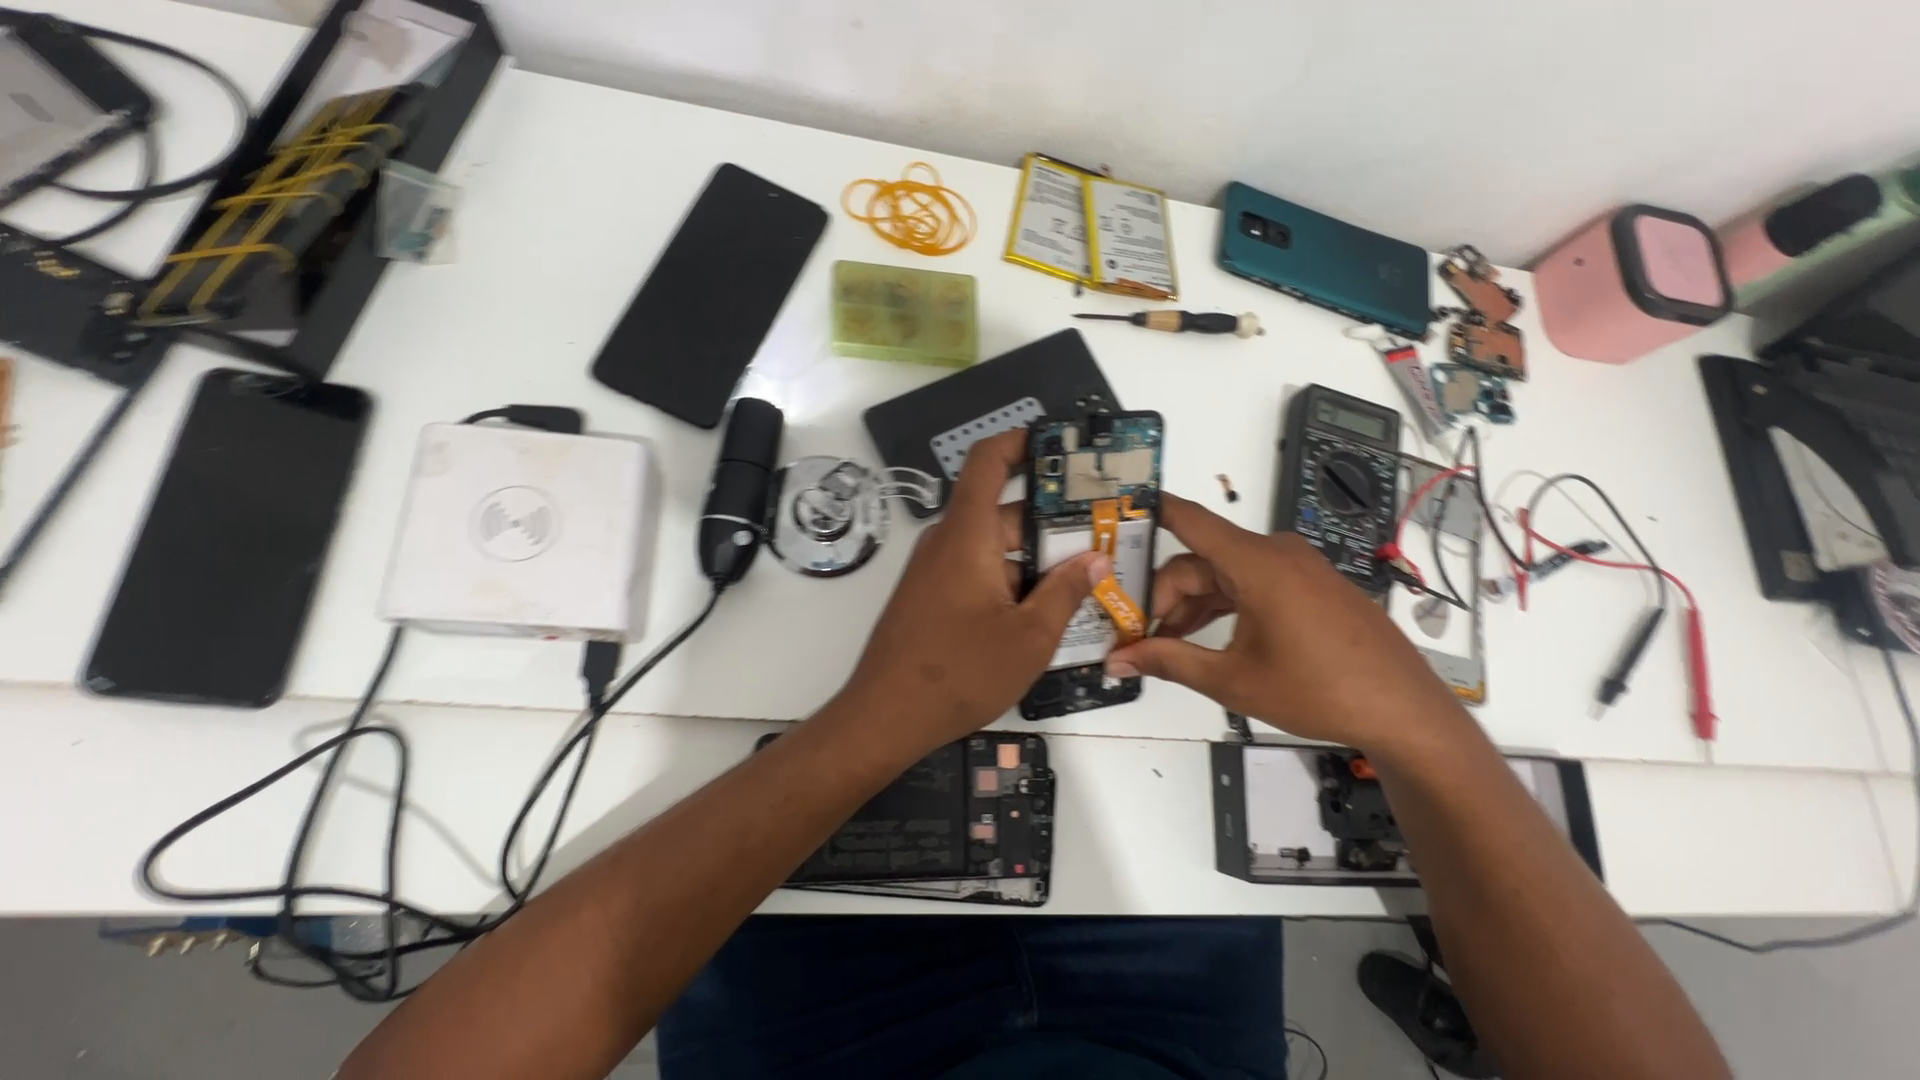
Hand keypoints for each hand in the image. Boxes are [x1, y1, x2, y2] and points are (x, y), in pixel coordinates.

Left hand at [835, 431, 1107, 754]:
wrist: (885, 717)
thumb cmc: (960, 672)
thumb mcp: (1029, 637)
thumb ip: (1066, 592)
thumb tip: (1096, 559)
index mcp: (967, 536)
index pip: (988, 461)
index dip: (1021, 441)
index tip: (1059, 446)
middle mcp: (946, 543)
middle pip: (1002, 512)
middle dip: (1051, 522)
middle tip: (1100, 536)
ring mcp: (934, 572)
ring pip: (992, 548)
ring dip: (1033, 560)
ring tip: (1084, 582)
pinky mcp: (929, 598)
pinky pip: (976, 572)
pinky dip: (1009, 581)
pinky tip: (1042, 613)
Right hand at [1104, 493, 1467, 755]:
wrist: (1403, 710)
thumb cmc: (1318, 691)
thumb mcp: (1232, 680)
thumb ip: (1169, 661)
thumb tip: (1117, 661)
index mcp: (1257, 564)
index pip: (1188, 519)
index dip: (1148, 512)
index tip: (1115, 512)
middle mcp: (1277, 554)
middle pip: (1201, 560)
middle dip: (1165, 595)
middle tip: (1138, 636)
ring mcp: (1298, 568)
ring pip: (1226, 574)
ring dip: (1193, 605)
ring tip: (1167, 646)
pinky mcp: (1312, 586)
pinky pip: (1253, 584)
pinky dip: (1224, 606)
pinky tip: (1206, 639)